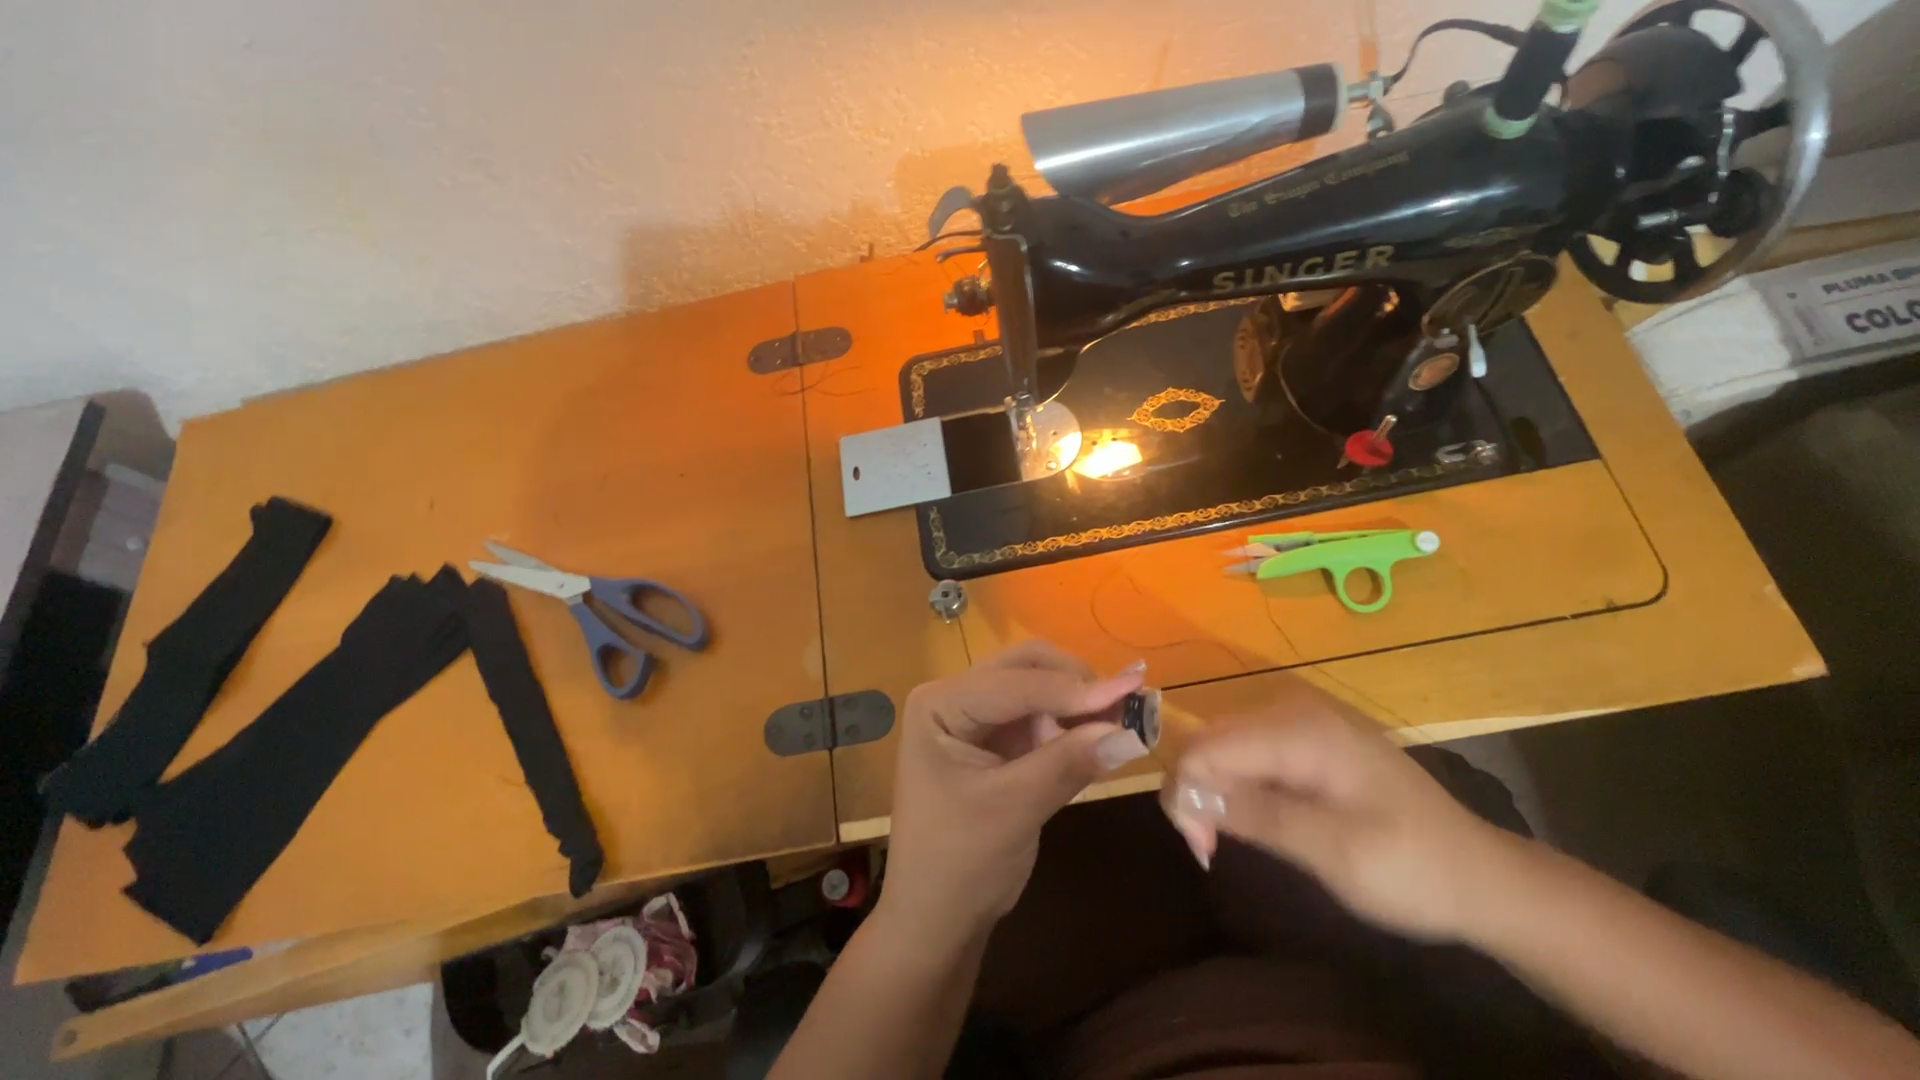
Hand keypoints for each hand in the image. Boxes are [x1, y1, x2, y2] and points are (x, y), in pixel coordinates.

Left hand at [880, 642, 1150, 946]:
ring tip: (1123, 722)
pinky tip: (1102, 738)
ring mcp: (976, 719)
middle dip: (1076, 683)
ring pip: (1039, 688)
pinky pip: (1043, 718)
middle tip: (1129, 706)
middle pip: (1027, 668)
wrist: (937, 918)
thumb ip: (1069, 763)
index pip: (1015, 681)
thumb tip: (1133, 730)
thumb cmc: (960, 862)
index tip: (1133, 692)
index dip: (1075, 687)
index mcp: (940, 704)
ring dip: (1079, 701)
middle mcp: (954, 699)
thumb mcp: (1014, 809)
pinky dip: (1073, 723)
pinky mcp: (998, 743)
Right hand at [1160, 678, 1517, 940]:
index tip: (1203, 851)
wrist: (1484, 880)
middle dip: (1195, 789)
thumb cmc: (1411, 869)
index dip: (1188, 793)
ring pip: (1226, 743)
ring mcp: (1308, 725)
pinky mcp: (1314, 743)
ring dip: (1212, 787)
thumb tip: (1184, 791)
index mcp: (1303, 732)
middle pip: (1212, 737)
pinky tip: (1250, 817)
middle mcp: (1298, 713)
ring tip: (1222, 840)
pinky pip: (1252, 751)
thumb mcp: (1331, 850)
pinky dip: (1237, 783)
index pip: (1208, 745)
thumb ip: (1256, 813)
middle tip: (1208, 850)